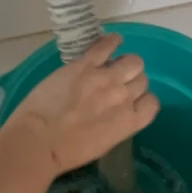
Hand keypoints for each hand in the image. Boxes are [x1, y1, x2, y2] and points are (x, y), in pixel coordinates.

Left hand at [3, 33, 158, 175]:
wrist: (39, 140)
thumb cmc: (67, 152)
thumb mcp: (103, 144)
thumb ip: (117, 124)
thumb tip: (116, 112)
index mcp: (130, 121)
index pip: (152, 102)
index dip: (142, 99)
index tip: (131, 100)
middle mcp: (124, 97)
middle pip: (142, 80)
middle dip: (132, 81)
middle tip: (116, 85)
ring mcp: (106, 77)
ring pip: (132, 61)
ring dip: (126, 63)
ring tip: (114, 65)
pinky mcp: (85, 65)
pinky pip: (106, 46)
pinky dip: (112, 41)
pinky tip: (113, 40)